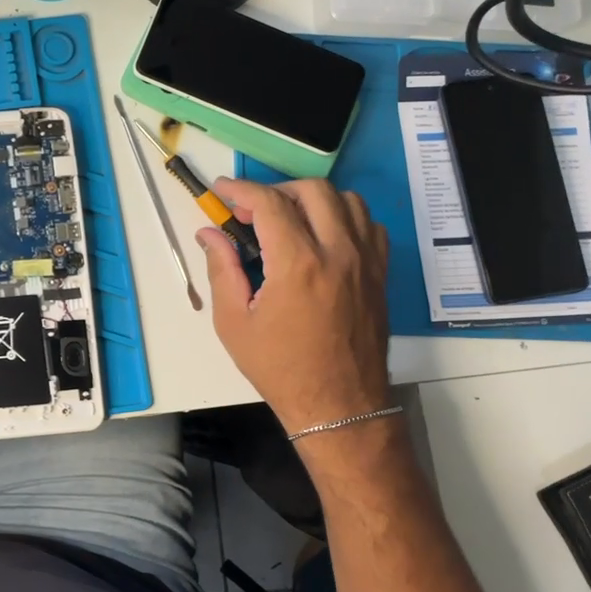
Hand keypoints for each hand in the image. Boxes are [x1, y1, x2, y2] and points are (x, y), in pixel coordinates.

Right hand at [197, 178, 391, 435]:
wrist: (338, 401)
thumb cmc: (278, 367)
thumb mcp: (234, 322)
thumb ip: (222, 270)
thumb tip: (210, 233)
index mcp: (297, 265)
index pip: (270, 204)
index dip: (240, 190)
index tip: (220, 190)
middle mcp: (338, 252)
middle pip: (312, 190)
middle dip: (276, 191)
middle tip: (251, 212)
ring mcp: (366, 260)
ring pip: (346, 200)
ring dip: (312, 200)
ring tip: (287, 221)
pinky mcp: (380, 272)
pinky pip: (368, 224)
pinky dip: (342, 217)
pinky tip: (320, 237)